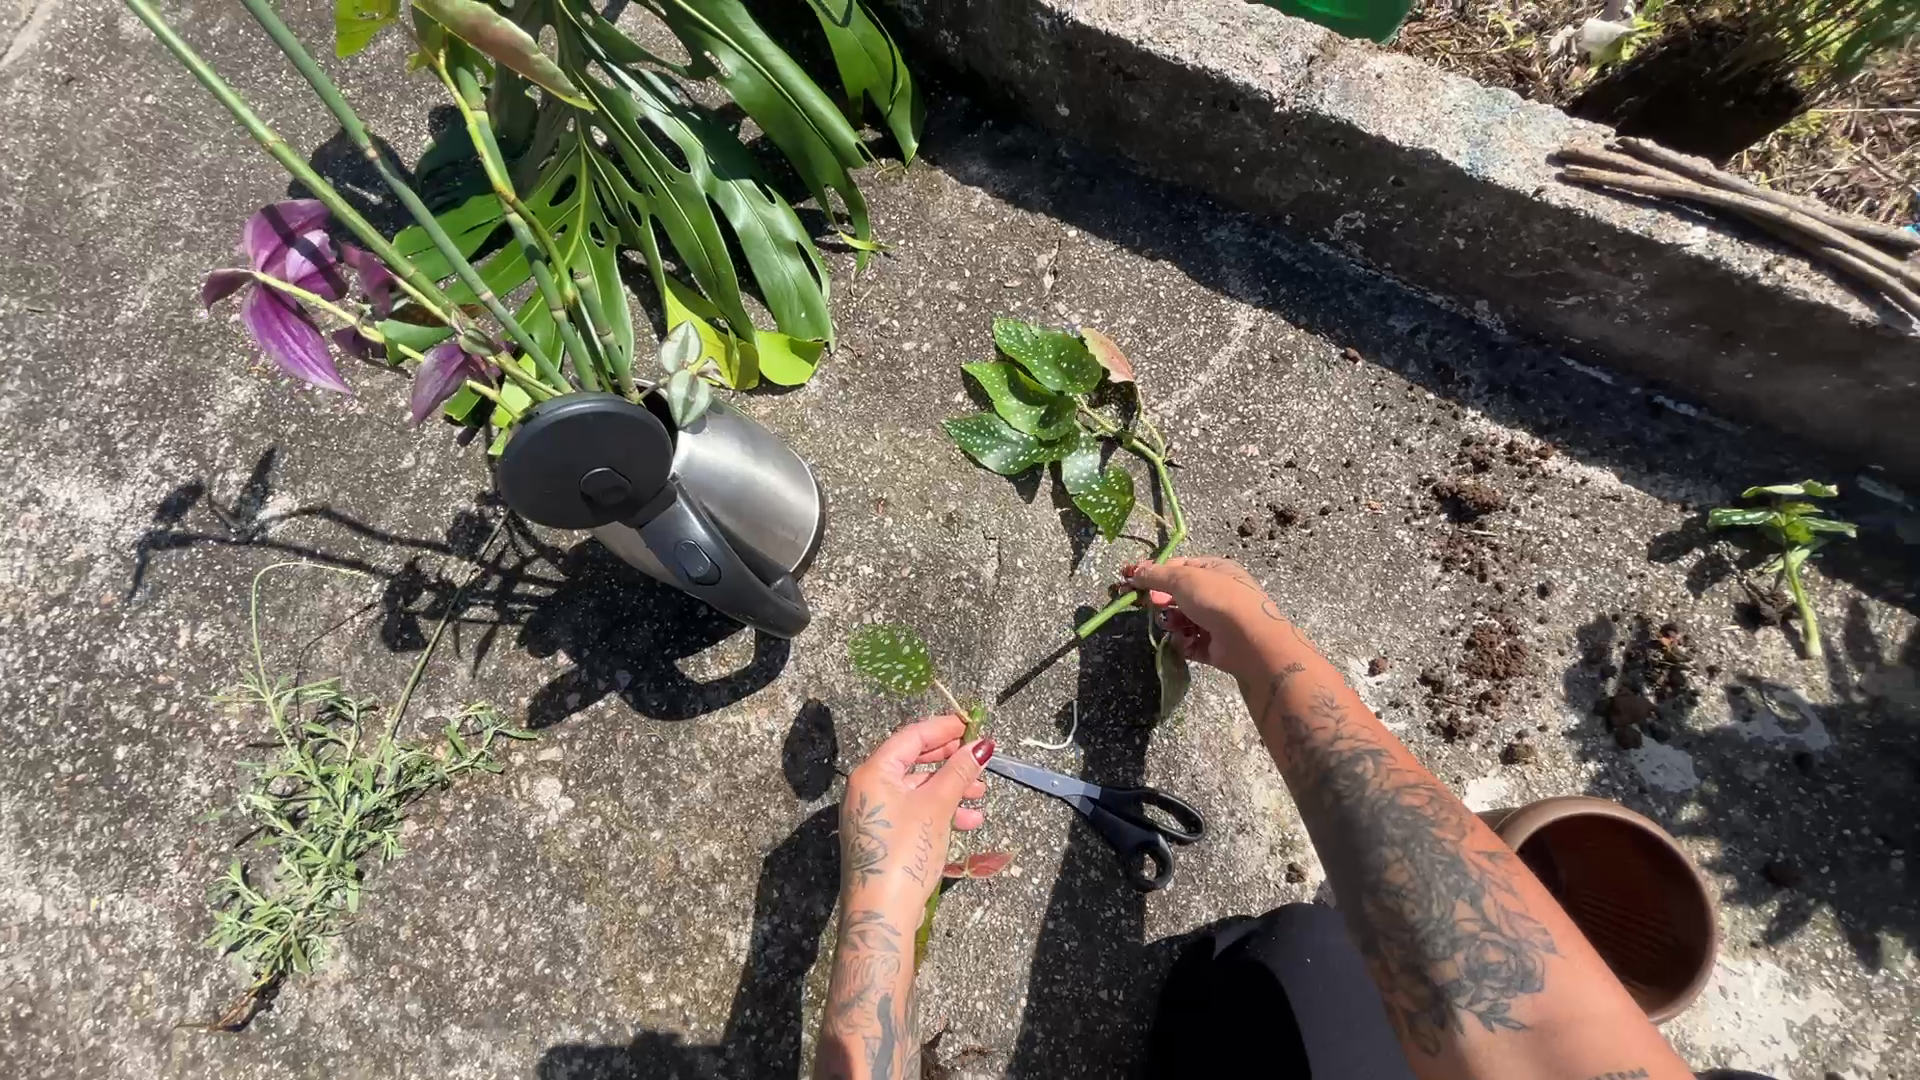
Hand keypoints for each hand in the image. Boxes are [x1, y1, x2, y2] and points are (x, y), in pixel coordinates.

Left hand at [838, 715, 992, 917]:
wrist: (881, 915)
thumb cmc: (905, 852)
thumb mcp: (937, 806)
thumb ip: (959, 772)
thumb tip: (982, 746)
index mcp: (873, 772)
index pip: (911, 737)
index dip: (943, 728)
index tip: (970, 725)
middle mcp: (867, 788)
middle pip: (913, 762)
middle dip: (949, 761)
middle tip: (977, 759)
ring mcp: (873, 814)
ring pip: (916, 789)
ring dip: (950, 789)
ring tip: (980, 796)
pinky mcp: (881, 837)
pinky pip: (913, 811)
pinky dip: (939, 811)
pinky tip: (967, 822)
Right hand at [1121, 556, 1292, 679]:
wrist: (1249, 640)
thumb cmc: (1218, 599)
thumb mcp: (1183, 578)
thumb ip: (1155, 575)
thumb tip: (1134, 572)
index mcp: (1214, 570)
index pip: (1177, 568)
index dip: (1153, 573)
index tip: (1130, 579)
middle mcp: (1217, 593)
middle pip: (1177, 595)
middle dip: (1161, 600)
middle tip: (1149, 604)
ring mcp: (1216, 621)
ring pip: (1180, 619)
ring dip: (1172, 622)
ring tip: (1173, 625)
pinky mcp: (1213, 646)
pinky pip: (1188, 642)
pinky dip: (1183, 642)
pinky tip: (1184, 641)